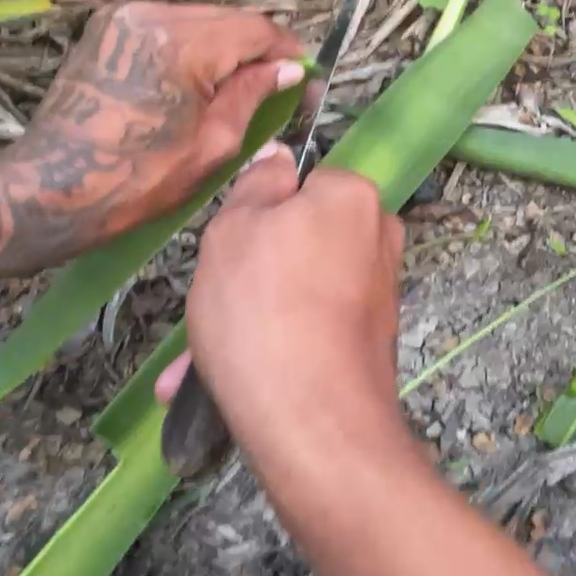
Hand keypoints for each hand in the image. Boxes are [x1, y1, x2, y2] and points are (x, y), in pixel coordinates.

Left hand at [18, 1, 304, 239]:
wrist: (52, 189)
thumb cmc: (139, 179)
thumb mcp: (215, 142)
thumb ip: (254, 94)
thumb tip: (289, 70)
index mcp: (182, 44)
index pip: (256, 29)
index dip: (287, 50)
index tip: (305, 75)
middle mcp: (153, 16)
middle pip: (230, 19)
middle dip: (259, 49)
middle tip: (280, 84)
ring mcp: (126, 18)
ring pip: (202, 20)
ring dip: (227, 48)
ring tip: (241, 85)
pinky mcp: (110, 28)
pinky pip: (172, 26)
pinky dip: (195, 47)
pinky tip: (202, 80)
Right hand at [154, 148, 406, 456]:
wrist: (313, 419)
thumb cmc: (262, 308)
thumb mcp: (234, 230)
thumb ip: (257, 185)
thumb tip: (278, 156)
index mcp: (355, 197)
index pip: (301, 183)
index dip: (260, 213)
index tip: (233, 248)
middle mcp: (379, 236)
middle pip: (299, 238)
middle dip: (248, 273)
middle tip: (210, 306)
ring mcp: (378, 289)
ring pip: (295, 288)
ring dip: (247, 315)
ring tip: (196, 365)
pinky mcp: (371, 336)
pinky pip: (310, 324)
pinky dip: (271, 341)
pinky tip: (218, 382)